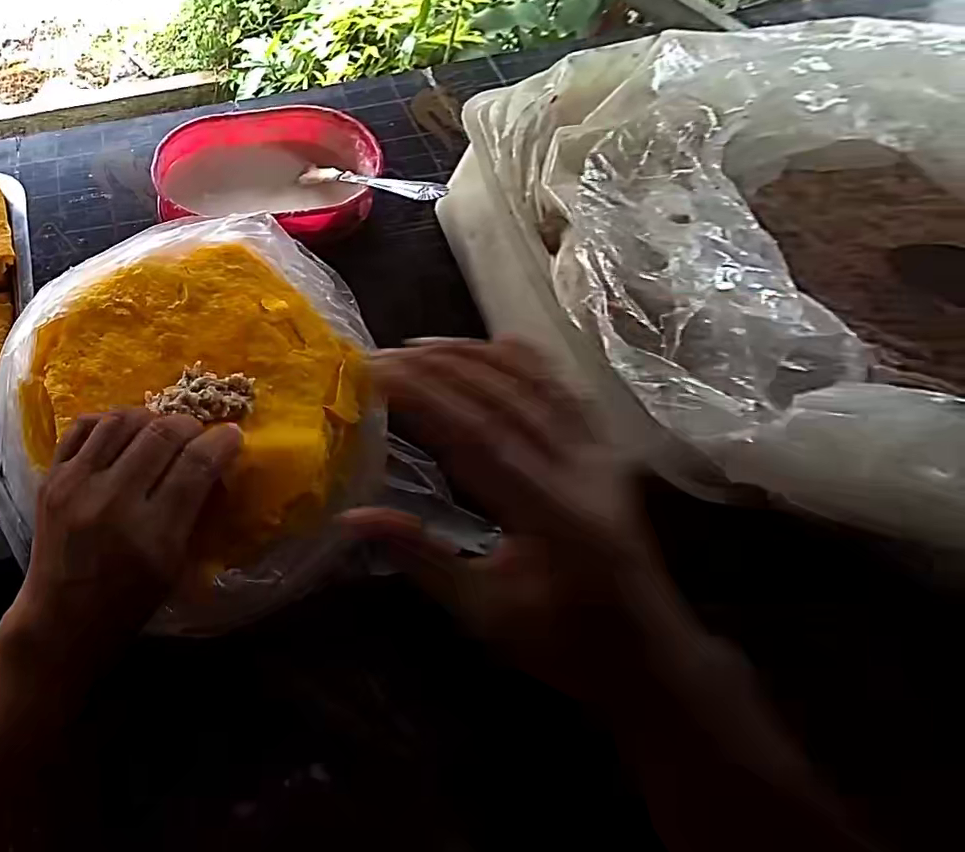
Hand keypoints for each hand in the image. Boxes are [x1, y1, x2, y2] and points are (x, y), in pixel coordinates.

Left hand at [4, 408, 242, 669]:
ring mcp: (75, 484)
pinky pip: (81, 427)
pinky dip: (107, 421)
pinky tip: (120, 430)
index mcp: (152, 535)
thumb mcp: (175, 568)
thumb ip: (193, 513)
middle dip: (188, 424)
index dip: (220, 443)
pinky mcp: (50, 477)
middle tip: (196, 430)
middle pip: (160, 434)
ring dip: (148, 417)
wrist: (60, 619)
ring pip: (120, 421)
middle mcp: (112, 500)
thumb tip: (212, 463)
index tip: (231, 434)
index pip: (195, 467)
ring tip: (159, 427)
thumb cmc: (126, 604)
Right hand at [344, 339, 677, 702]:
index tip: (373, 374)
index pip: (478, 438)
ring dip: (473, 358)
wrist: (651, 657)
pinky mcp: (606, 455)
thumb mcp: (481, 609)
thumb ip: (418, 556)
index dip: (422, 399)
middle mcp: (584, 475)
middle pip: (503, 401)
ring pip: (534, 388)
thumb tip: (349, 515)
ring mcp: (601, 460)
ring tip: (416, 345)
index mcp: (553, 514)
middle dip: (435, 370)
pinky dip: (527, 362)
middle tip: (378, 355)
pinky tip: (495, 342)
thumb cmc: (558, 640)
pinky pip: (566, 394)